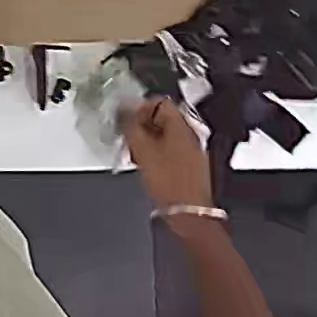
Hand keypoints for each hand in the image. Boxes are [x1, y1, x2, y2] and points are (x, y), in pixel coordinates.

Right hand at [121, 98, 214, 219]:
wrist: (188, 213)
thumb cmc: (170, 184)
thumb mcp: (142, 150)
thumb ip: (131, 125)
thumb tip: (124, 109)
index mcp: (181, 126)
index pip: (160, 102)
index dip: (140, 108)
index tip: (128, 119)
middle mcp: (190, 135)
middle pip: (162, 118)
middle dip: (142, 126)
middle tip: (129, 137)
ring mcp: (192, 150)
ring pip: (165, 134)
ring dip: (147, 140)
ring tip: (135, 152)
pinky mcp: (190, 165)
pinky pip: (171, 149)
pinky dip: (156, 152)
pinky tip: (146, 164)